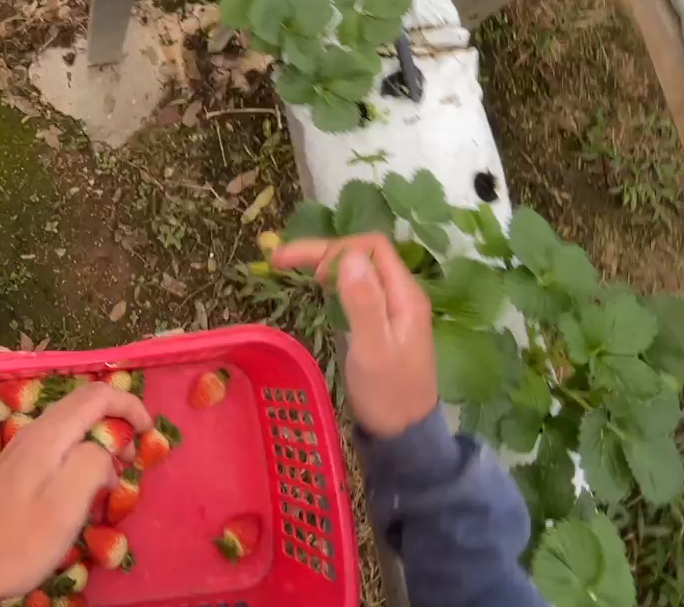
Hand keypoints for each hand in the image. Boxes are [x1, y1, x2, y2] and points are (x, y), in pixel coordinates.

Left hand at [0, 382, 152, 598]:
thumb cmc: (18, 539)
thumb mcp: (65, 505)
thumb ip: (92, 464)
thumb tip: (106, 453)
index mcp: (50, 433)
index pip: (97, 395)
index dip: (128, 404)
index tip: (150, 431)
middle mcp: (35, 429)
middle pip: (83, 402)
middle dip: (116, 417)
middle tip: (133, 454)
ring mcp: (22, 446)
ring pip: (70, 421)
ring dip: (98, 434)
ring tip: (112, 472)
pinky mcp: (16, 465)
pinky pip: (58, 440)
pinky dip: (81, 447)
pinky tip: (81, 482)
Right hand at [273, 233, 436, 438]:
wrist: (403, 437)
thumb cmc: (387, 394)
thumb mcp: (372, 349)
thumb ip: (363, 302)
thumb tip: (349, 256)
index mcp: (405, 295)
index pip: (372, 247)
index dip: (337, 250)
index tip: (311, 274)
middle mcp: (400, 294)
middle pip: (361, 254)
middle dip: (320, 251)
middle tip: (278, 259)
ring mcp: (390, 307)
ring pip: (356, 267)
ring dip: (322, 262)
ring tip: (288, 267)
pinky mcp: (379, 320)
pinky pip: (354, 285)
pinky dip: (331, 279)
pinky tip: (315, 286)